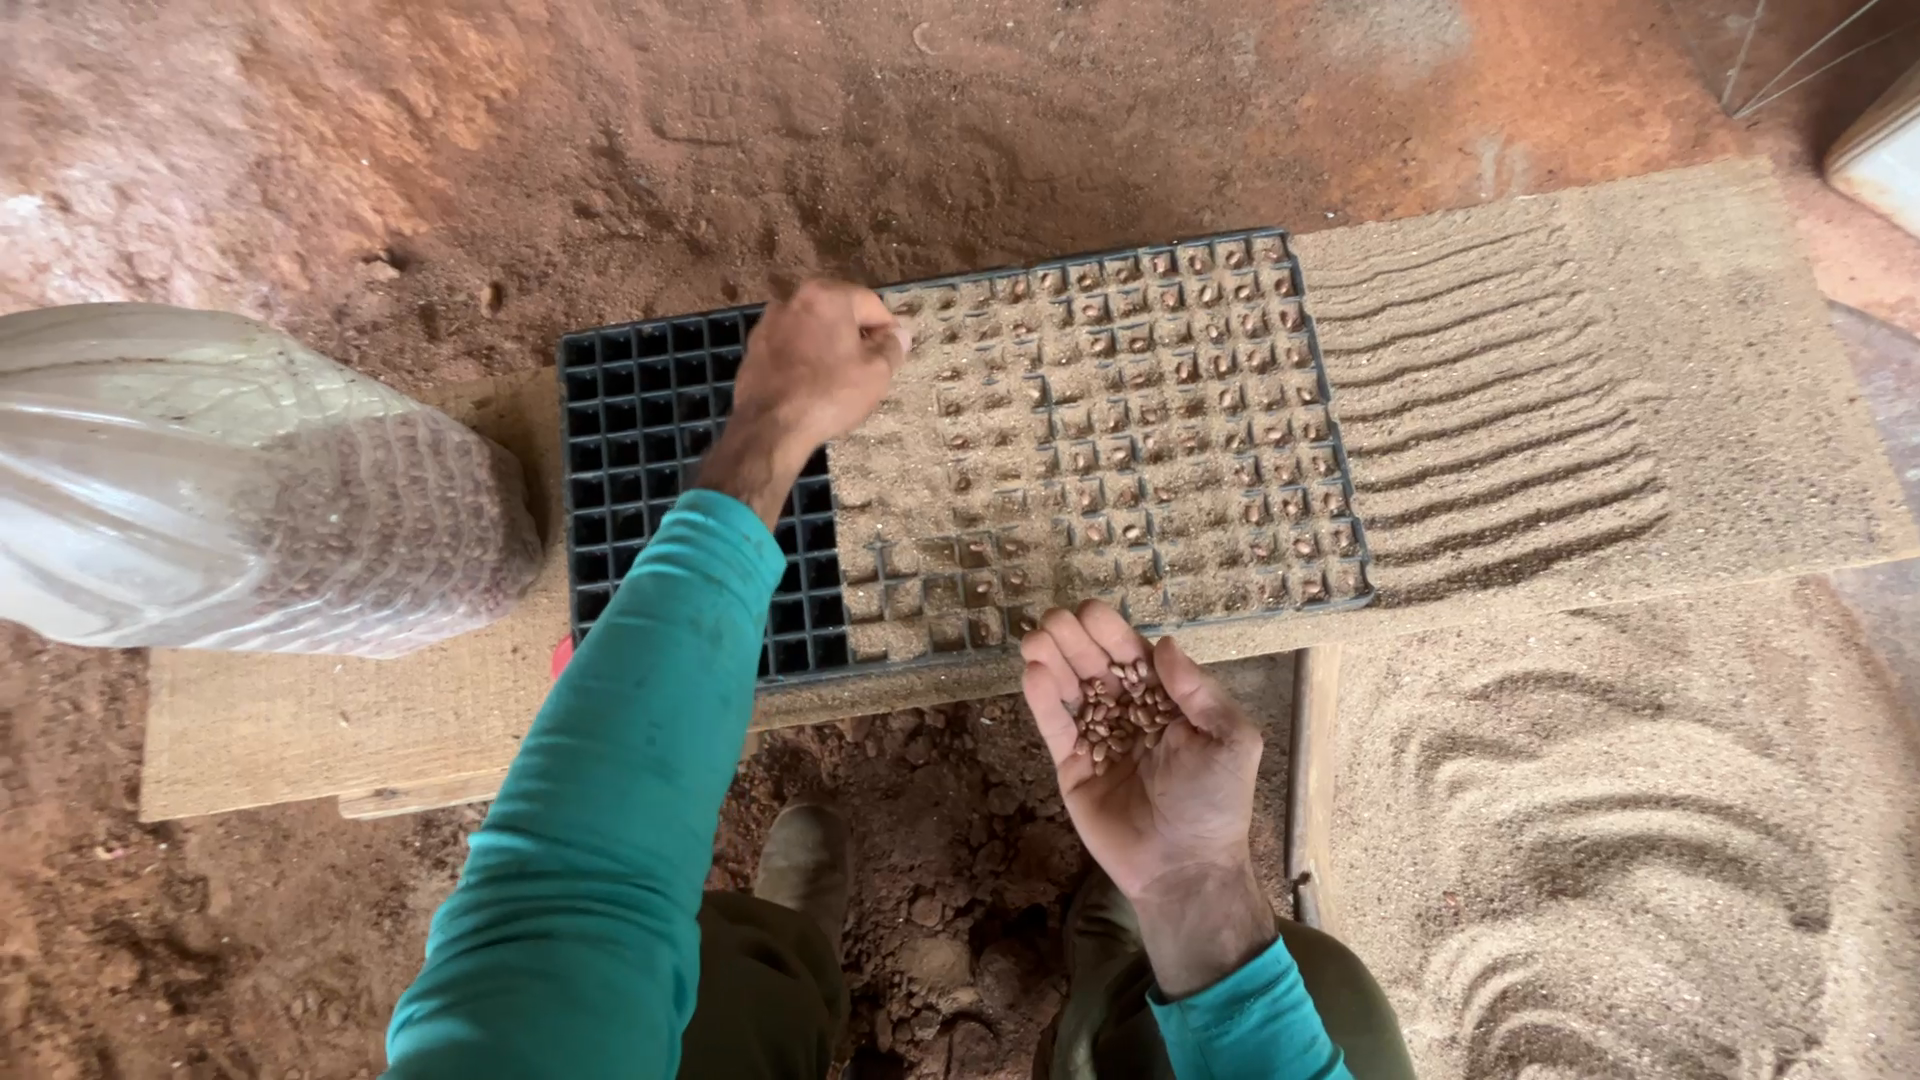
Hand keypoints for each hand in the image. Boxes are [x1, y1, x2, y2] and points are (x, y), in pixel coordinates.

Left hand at [696, 280, 907, 525]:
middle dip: (857, 336)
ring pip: (813, 329)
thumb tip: (899, 334)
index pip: (872, 304)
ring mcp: (769, 323)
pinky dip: (804, 358)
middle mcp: (794, 299)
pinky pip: (791, 346)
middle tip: (868, 368)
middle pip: (839, 312)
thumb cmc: (830, 394)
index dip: (888, 329)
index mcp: (827, 296)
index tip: (893, 354)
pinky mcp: (754, 348)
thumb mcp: (876, 373)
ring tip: (838, 378)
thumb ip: (892, 347)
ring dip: (829, 346)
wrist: (770, 426)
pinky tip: (810, 385)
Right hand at [1021, 600, 1275, 996]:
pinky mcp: (1070, 766)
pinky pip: (1054, 726)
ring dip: (1052, 660)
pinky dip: (1041, 699)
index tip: (1089, 611)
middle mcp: (1127, 713)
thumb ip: (1200, 691)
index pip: (1133, 657)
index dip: (1111, 633)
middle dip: (1074, 639)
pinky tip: (1032, 672)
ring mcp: (1095, 738)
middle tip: (1052, 619)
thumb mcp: (1230, 740)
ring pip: (1070, 689)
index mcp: (1164, 703)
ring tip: (1035, 639)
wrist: (1184, 868)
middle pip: (1095, 666)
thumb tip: (1164, 644)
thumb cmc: (1212, 802)